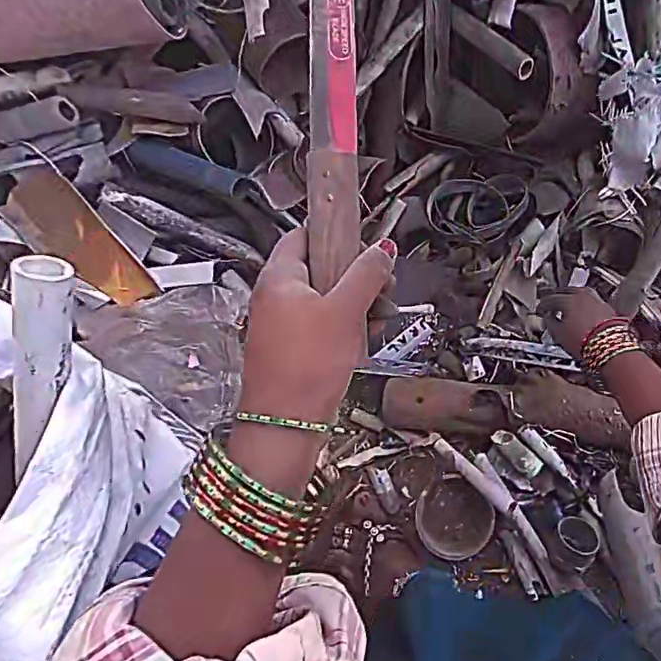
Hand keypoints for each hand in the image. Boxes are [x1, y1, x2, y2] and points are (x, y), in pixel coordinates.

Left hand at [239, 228, 394, 423]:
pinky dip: (347, 328)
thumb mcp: (345, 311)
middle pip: (323, 268)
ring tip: (377, 319)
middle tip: (382, 289)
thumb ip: (367, 274)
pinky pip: (326, 324)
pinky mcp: (296, 347)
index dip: (336, 235)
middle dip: (358, 277)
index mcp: (279, 278)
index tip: (365, 245)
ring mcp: (286, 323)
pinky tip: (363, 341)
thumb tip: (383, 249)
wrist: (286, 425)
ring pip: (329, 298)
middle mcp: (277, 296)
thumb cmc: (307, 366)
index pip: (304, 235)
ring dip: (358, 305)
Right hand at [538, 287, 619, 356]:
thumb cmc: (587, 341)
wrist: (611, 346)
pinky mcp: (606, 307)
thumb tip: (548, 319)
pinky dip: (583, 305)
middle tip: (551, 305)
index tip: (540, 308)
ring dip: (571, 300)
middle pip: (565, 292)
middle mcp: (583, 294)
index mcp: (568, 298)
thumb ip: (550, 323)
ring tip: (566, 308)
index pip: (550, 299)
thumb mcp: (559, 334)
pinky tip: (581, 313)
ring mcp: (596, 299)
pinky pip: (590, 302)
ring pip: (579, 295)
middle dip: (556, 298)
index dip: (543, 305)